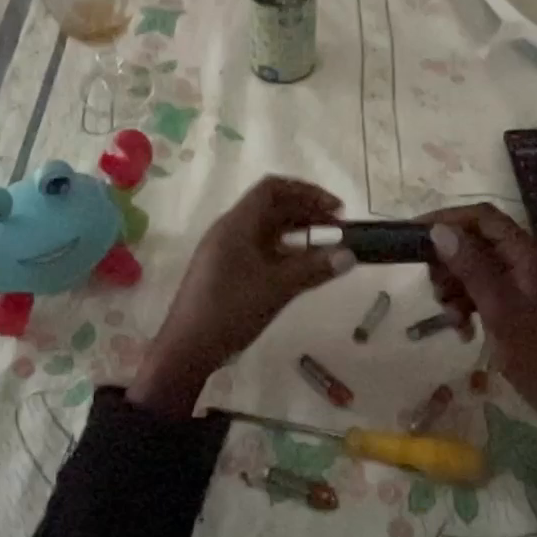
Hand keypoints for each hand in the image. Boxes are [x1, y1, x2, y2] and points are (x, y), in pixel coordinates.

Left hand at [127, 177, 354, 416]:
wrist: (187, 347)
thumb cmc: (230, 310)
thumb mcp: (277, 288)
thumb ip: (314, 268)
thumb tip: (350, 255)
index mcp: (237, 224)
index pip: (272, 189)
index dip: (307, 192)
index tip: (336, 209)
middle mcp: (230, 230)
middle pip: (272, 208)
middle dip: (307, 213)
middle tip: (339, 230)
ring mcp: (225, 251)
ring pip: (267, 230)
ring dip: (297, 234)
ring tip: (326, 248)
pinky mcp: (225, 270)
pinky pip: (260, 249)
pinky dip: (284, 252)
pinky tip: (302, 268)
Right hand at [422, 204, 536, 502]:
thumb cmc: (536, 353)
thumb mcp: (498, 308)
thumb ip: (470, 266)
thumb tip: (439, 230)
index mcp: (526, 253)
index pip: (481, 217)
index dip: (447, 219)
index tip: (414, 235)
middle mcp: (522, 260)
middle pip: (472, 242)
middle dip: (448, 264)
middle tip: (435, 290)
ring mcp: (519, 282)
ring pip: (471, 268)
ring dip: (454, 289)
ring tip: (452, 319)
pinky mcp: (513, 302)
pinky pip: (479, 291)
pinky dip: (465, 306)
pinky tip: (463, 331)